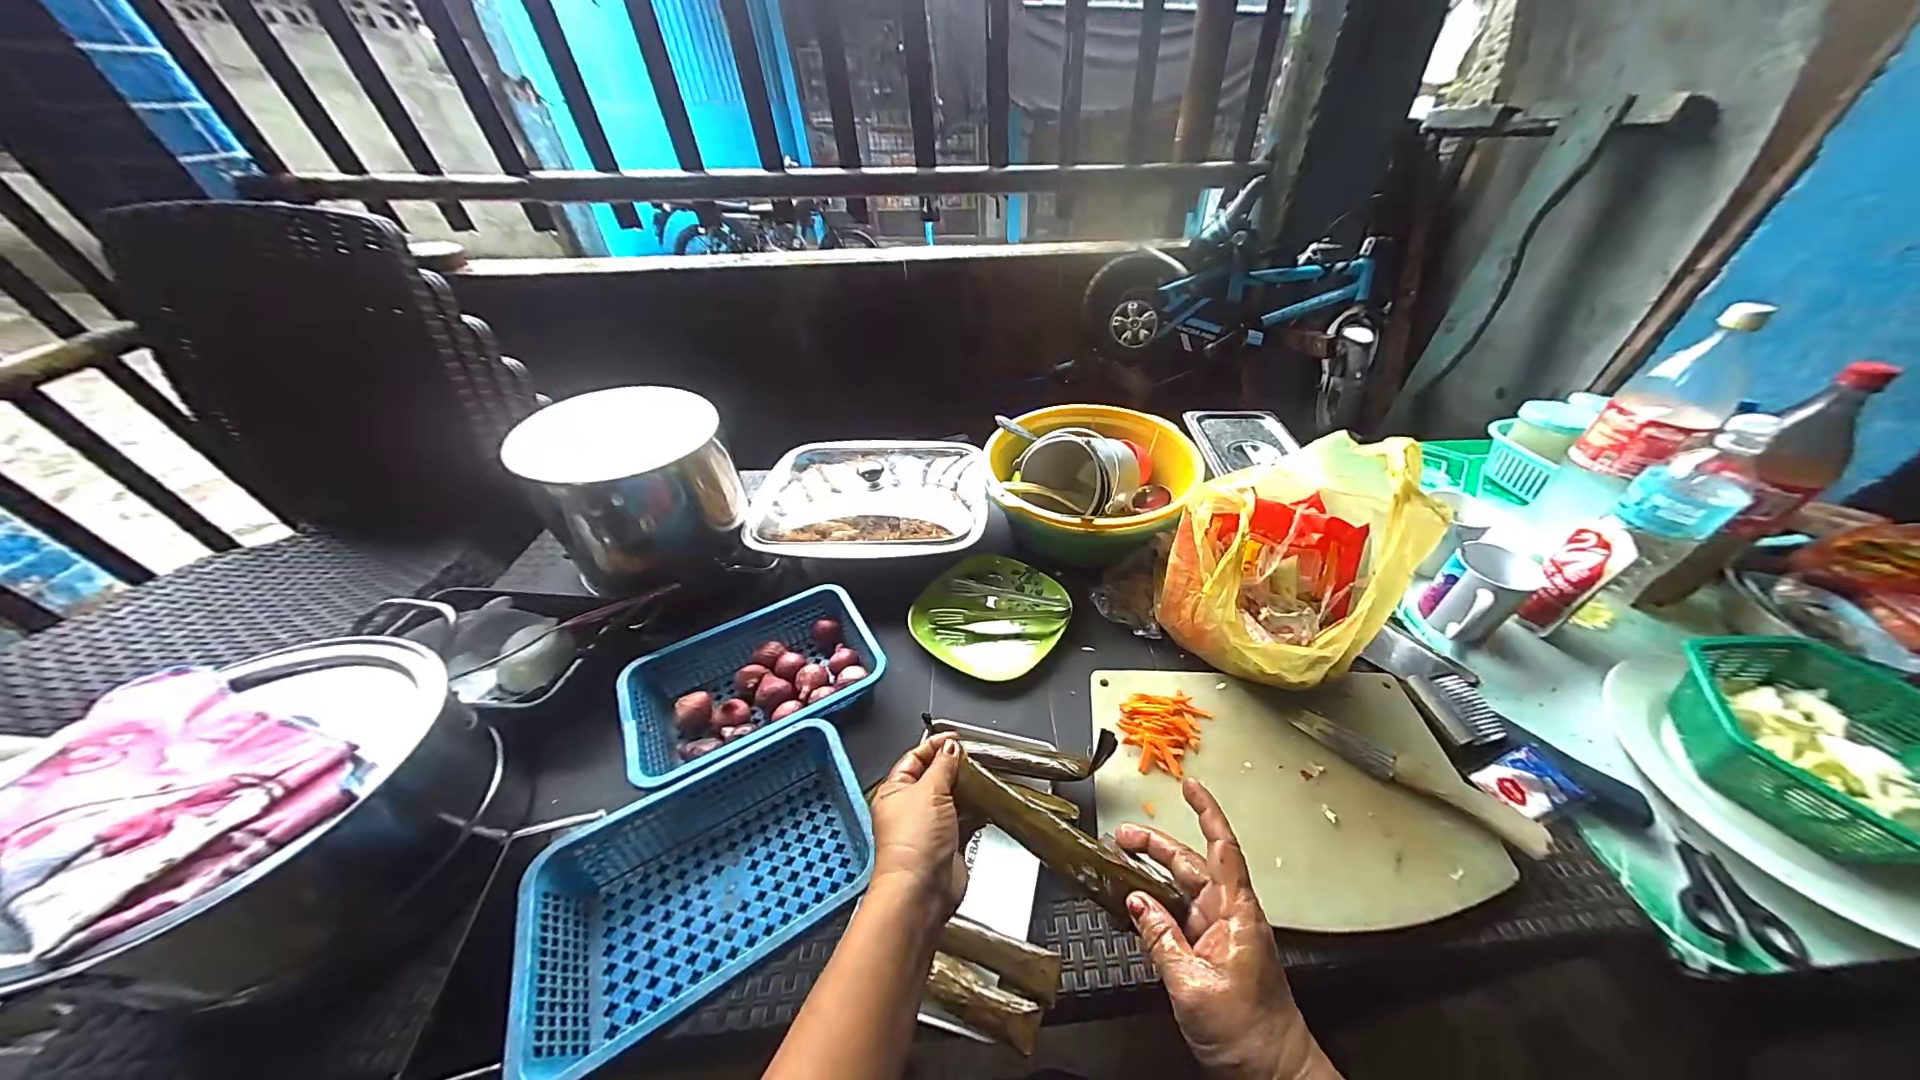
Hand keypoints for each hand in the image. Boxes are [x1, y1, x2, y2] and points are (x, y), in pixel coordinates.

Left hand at [868, 735, 968, 926]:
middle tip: (974, 757)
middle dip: (954, 766)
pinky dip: (976, 810)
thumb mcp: (929, 791)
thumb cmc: (912, 844)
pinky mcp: (948, 842)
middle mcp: (910, 807)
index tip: (956, 738)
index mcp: (894, 790)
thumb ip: (943, 766)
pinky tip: (988, 803)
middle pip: (935, 776)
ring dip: (968, 788)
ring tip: (984, 777)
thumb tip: (950, 748)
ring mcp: (930, 825)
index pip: (915, 757)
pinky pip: (965, 818)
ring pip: (952, 797)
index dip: (935, 745)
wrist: (922, 889)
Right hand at [1117, 779, 1338, 1079]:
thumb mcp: (1193, 986)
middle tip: (1122, 837)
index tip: (1191, 787)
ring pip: (1181, 887)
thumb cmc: (1252, 1037)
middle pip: (1190, 864)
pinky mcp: (1210, 950)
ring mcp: (1219, 932)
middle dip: (1156, 845)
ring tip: (1121, 861)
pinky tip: (1136, 903)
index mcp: (1236, 914)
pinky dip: (1155, 902)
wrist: (1274, 1075)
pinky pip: (1179, 914)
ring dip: (1153, 872)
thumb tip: (1138, 903)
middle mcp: (1229, 915)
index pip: (1221, 849)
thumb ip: (1161, 940)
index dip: (1207, 813)